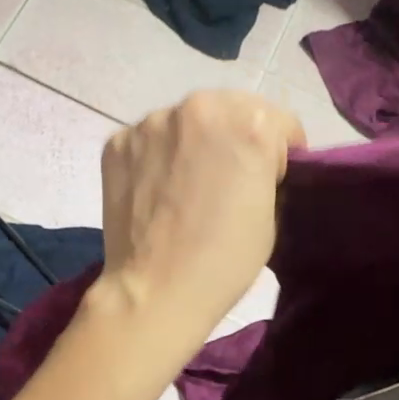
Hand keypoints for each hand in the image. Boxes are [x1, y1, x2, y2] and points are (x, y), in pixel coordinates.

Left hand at [93, 91, 306, 348]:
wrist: (155, 294)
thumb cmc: (224, 263)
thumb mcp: (270, 216)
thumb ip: (265, 173)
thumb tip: (252, 165)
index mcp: (251, 124)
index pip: (280, 124)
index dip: (280, 157)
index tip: (269, 184)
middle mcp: (200, 106)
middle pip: (231, 111)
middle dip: (234, 140)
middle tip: (226, 185)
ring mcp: (152, 121)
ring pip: (186, 123)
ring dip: (192, 146)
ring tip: (186, 192)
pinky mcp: (117, 142)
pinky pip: (148, 142)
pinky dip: (155, 160)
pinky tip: (156, 196)